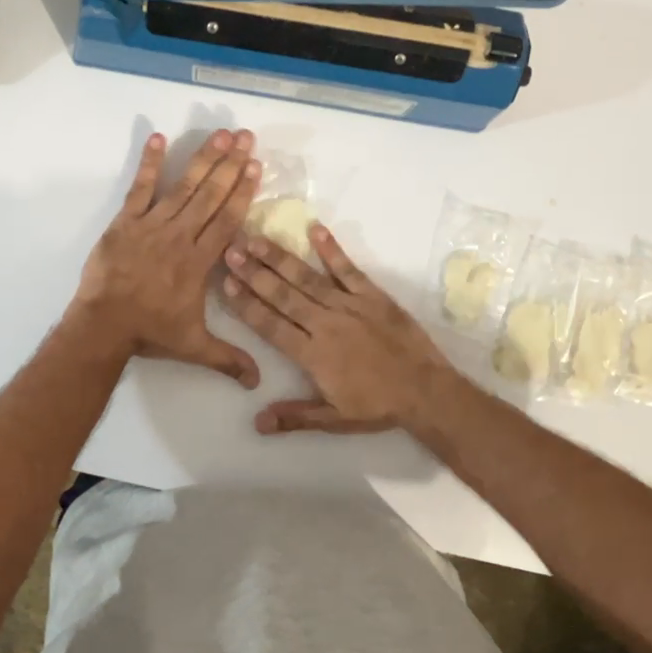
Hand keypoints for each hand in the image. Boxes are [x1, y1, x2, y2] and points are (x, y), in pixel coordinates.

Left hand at [73, 129, 262, 386]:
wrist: (104, 326)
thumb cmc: (150, 333)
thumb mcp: (195, 348)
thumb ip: (228, 360)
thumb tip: (257, 383)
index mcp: (200, 261)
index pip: (228, 220)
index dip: (243, 192)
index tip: (256, 166)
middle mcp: (181, 236)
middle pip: (210, 195)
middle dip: (230, 164)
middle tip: (245, 136)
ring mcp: (152, 225)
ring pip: (183, 187)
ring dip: (202, 158)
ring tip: (219, 133)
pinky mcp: (125, 222)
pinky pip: (139, 188)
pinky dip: (149, 163)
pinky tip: (158, 138)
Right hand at [221, 227, 456, 433]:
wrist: (426, 391)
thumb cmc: (377, 407)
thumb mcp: (333, 419)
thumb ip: (294, 417)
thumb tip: (257, 423)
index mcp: (312, 355)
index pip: (270, 325)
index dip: (246, 304)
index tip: (225, 284)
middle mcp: (325, 324)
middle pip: (282, 295)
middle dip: (253, 273)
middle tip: (230, 251)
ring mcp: (349, 306)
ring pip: (307, 278)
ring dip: (280, 258)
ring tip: (255, 239)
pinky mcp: (373, 296)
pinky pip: (348, 269)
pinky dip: (331, 249)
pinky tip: (315, 229)